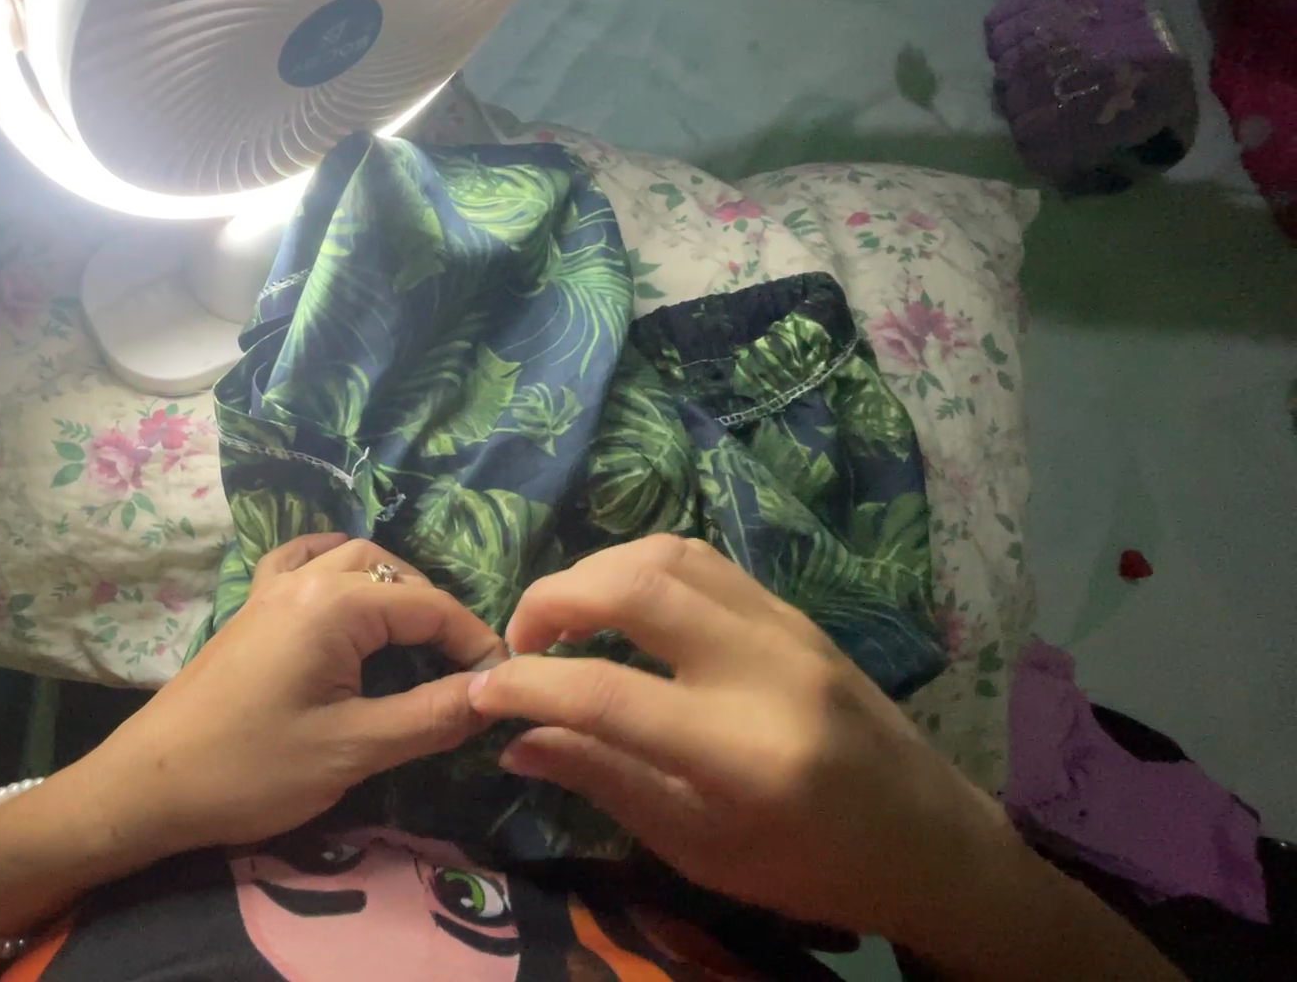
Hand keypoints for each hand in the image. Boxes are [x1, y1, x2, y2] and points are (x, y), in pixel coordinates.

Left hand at [68, 533, 507, 861]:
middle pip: (394, 575)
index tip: (501, 681)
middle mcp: (305, 579)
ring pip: (351, 560)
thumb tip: (493, 694)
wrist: (149, 784)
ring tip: (416, 635)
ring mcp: (272, 587)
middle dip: (436, 614)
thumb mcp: (352, 749)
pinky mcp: (251, 606)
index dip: (474, 640)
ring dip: (392, 588)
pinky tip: (344, 589)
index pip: (429, 604)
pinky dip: (335, 566)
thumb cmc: (251, 769)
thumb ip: (429, 715)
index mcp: (334, 604)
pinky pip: (302, 561)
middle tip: (458, 669)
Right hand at [466, 535, 1021, 943]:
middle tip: (520, 640)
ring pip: (662, 555)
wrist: (936, 843)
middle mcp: (764, 670)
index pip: (605, 695)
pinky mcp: (789, 607)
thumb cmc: (811, 865)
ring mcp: (783, 626)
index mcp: (743, 754)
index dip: (527, 685)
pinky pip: (696, 558)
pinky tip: (616, 600)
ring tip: (563, 616)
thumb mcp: (696, 847)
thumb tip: (513, 742)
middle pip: (632, 590)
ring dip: (591, 573)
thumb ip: (599, 780)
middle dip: (550, 601)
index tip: (483, 688)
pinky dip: (635, 566)